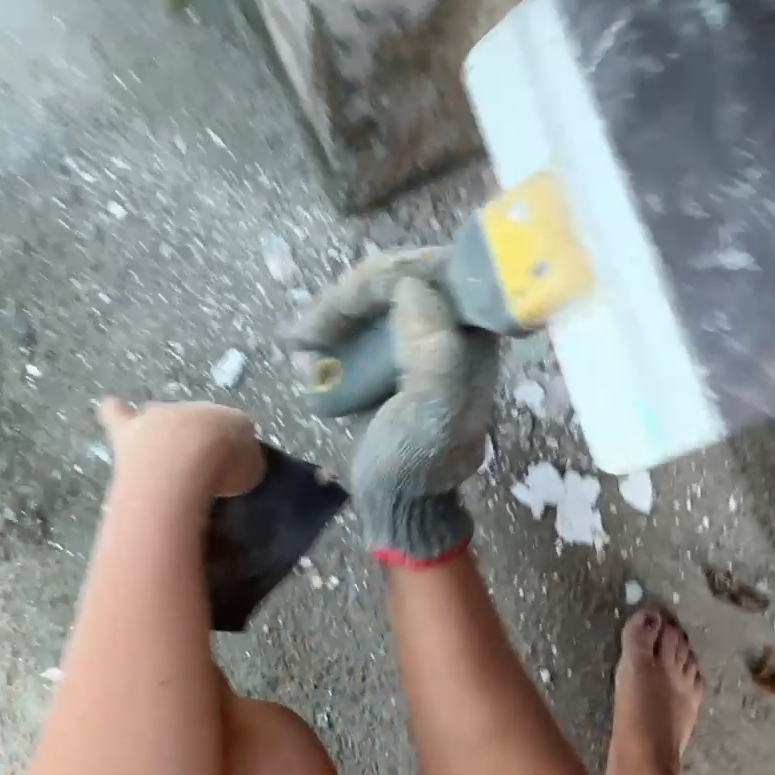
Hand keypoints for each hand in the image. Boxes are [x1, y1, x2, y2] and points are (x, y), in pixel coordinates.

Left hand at [97, 397, 265, 499]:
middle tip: (196, 457)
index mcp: (232, 419)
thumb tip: (236, 463)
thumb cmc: (225, 467)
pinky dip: (114, 411)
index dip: (233, 442)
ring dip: (163, 429)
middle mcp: (196, 410)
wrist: (184, 459)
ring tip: (162, 448)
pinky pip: (117, 413)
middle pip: (196, 418)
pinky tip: (110, 404)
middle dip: (196, 433)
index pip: (235, 425)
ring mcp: (161, 416)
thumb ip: (243, 462)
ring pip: (161, 415)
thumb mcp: (250, 470)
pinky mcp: (129, 428)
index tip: (233, 459)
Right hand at [290, 250, 499, 565]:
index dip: (390, 277)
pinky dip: (330, 327)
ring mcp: (423, 332)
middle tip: (307, 329)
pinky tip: (302, 352)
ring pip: (377, 292)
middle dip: (351, 295)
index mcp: (476, 336)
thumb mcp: (430, 418)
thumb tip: (409, 288)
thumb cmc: (416, 465)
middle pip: (402, 275)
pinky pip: (363, 316)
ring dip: (334, 312)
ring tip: (298, 345)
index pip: (438, 272)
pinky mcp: (394, 347)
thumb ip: (433, 353)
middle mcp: (455, 324)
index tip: (344, 302)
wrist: (395, 501)